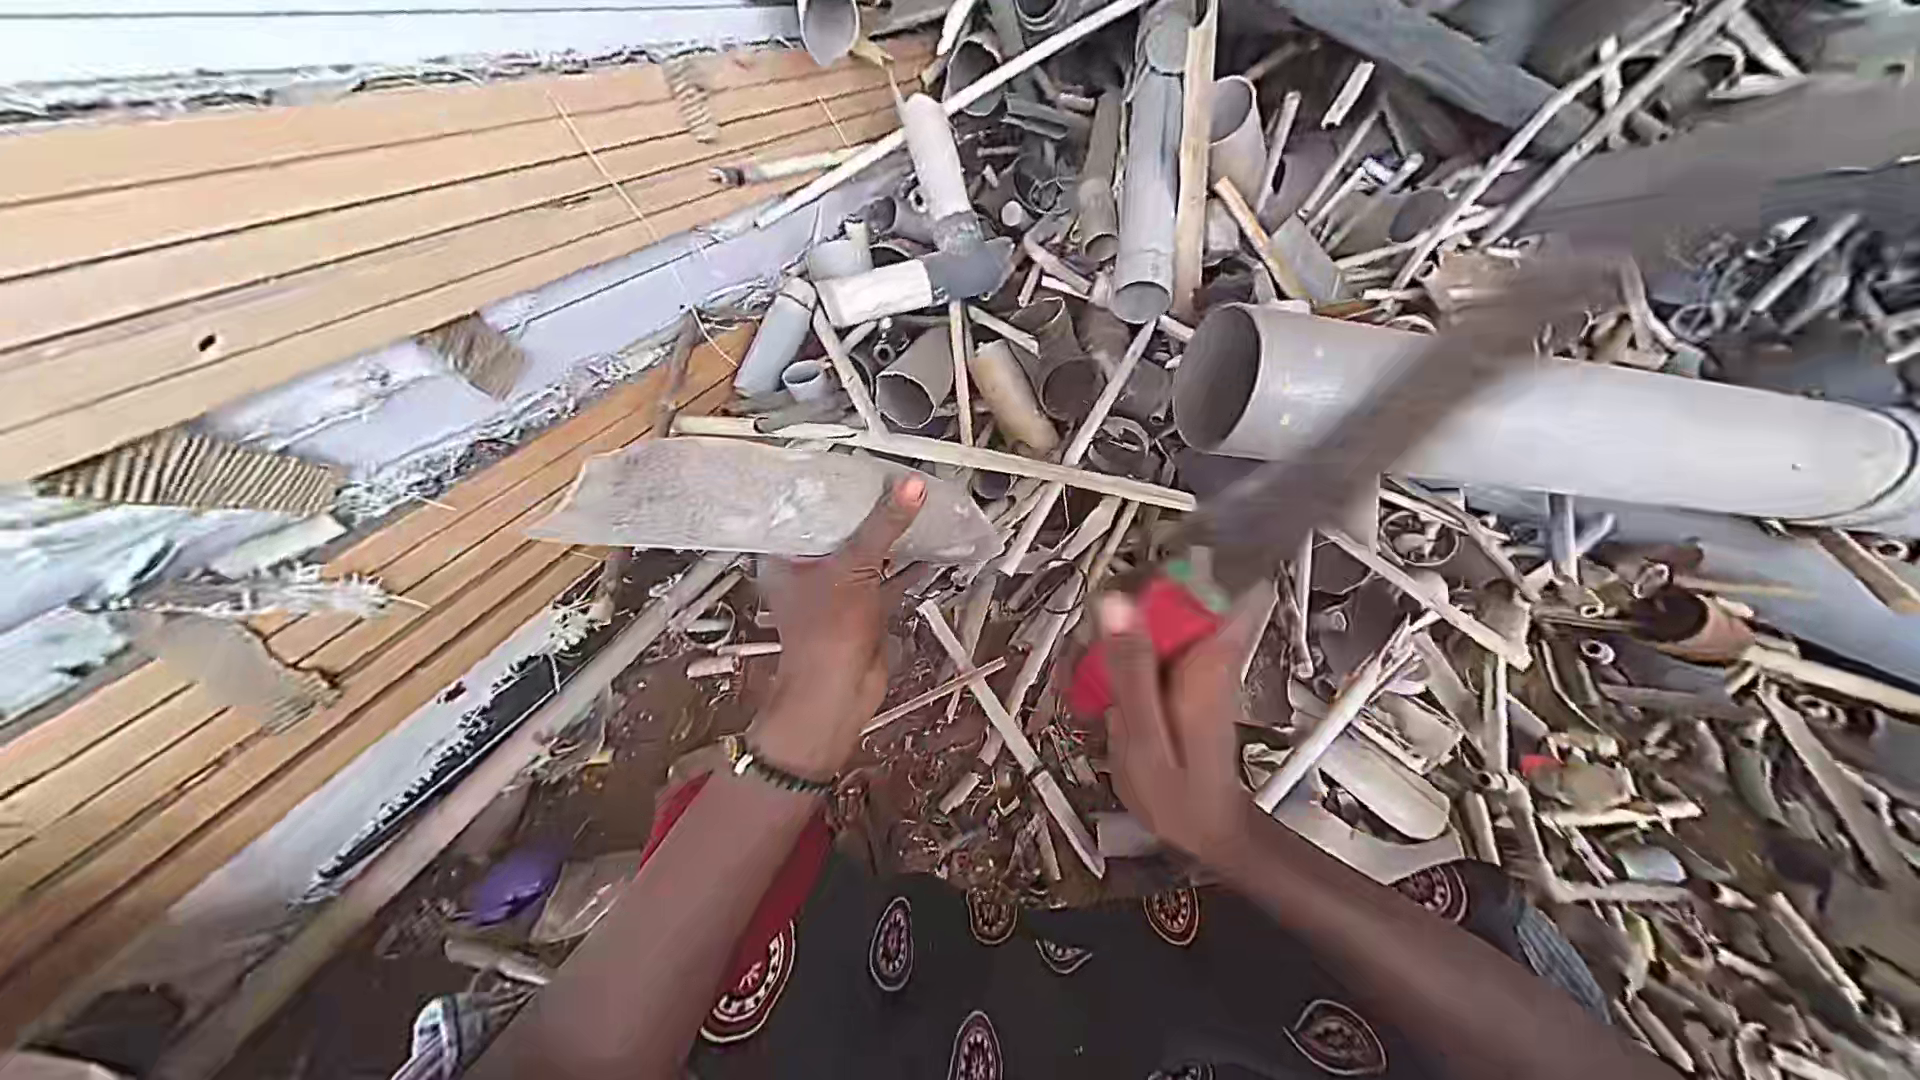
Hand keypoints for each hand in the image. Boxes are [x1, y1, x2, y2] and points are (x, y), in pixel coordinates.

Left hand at [750, 475, 925, 778]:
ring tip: (913, 502)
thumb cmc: (827, 632)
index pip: (802, 506)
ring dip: (890, 533)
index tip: (852, 461)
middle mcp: (807, 567)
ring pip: (866, 549)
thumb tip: (908, 488)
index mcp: (785, 554)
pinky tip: (928, 543)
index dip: (826, 484)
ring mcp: (837, 586)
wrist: (840, 692)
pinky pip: (887, 573)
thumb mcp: (855, 567)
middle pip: (839, 526)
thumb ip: (884, 526)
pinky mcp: (863, 603)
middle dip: (867, 507)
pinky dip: (907, 561)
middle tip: (890, 477)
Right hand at [1097, 586, 1270, 865]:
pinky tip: (1100, 694)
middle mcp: (1208, 654)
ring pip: (1146, 626)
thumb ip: (1130, 668)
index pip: (1196, 587)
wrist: (1205, 828)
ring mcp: (1195, 664)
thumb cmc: (1179, 793)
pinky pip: (1145, 651)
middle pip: (1159, 605)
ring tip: (1085, 683)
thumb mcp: (1144, 734)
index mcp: (1207, 662)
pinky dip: (1117, 664)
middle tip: (1085, 663)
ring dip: (1110, 646)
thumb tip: (1115, 605)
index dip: (1149, 584)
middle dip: (1116, 622)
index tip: (1113, 607)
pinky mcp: (1180, 676)